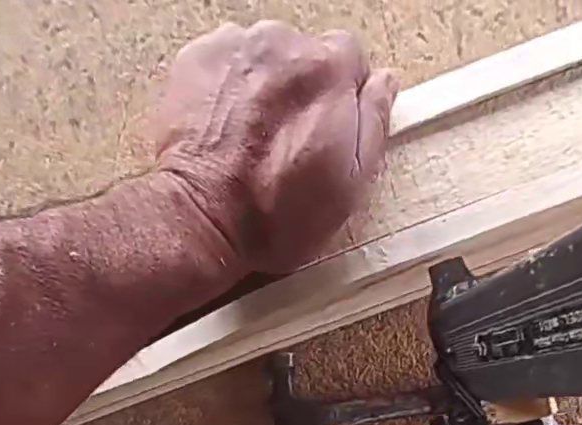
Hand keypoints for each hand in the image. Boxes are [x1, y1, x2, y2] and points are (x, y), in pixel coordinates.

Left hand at [153, 22, 398, 274]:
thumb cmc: (273, 217)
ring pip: (260, 60)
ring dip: (257, 91)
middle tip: (278, 148)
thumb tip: (385, 82)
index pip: (349, 64)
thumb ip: (374, 125)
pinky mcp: (197, 60)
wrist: (201, 223)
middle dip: (296, 96)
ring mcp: (237, 48)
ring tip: (244, 143)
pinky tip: (218, 132)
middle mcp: (286, 43)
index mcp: (333, 68)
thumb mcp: (347, 188)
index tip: (320, 138)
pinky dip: (221, 92)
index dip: (337, 104)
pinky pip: (220, 66)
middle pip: (302, 58)